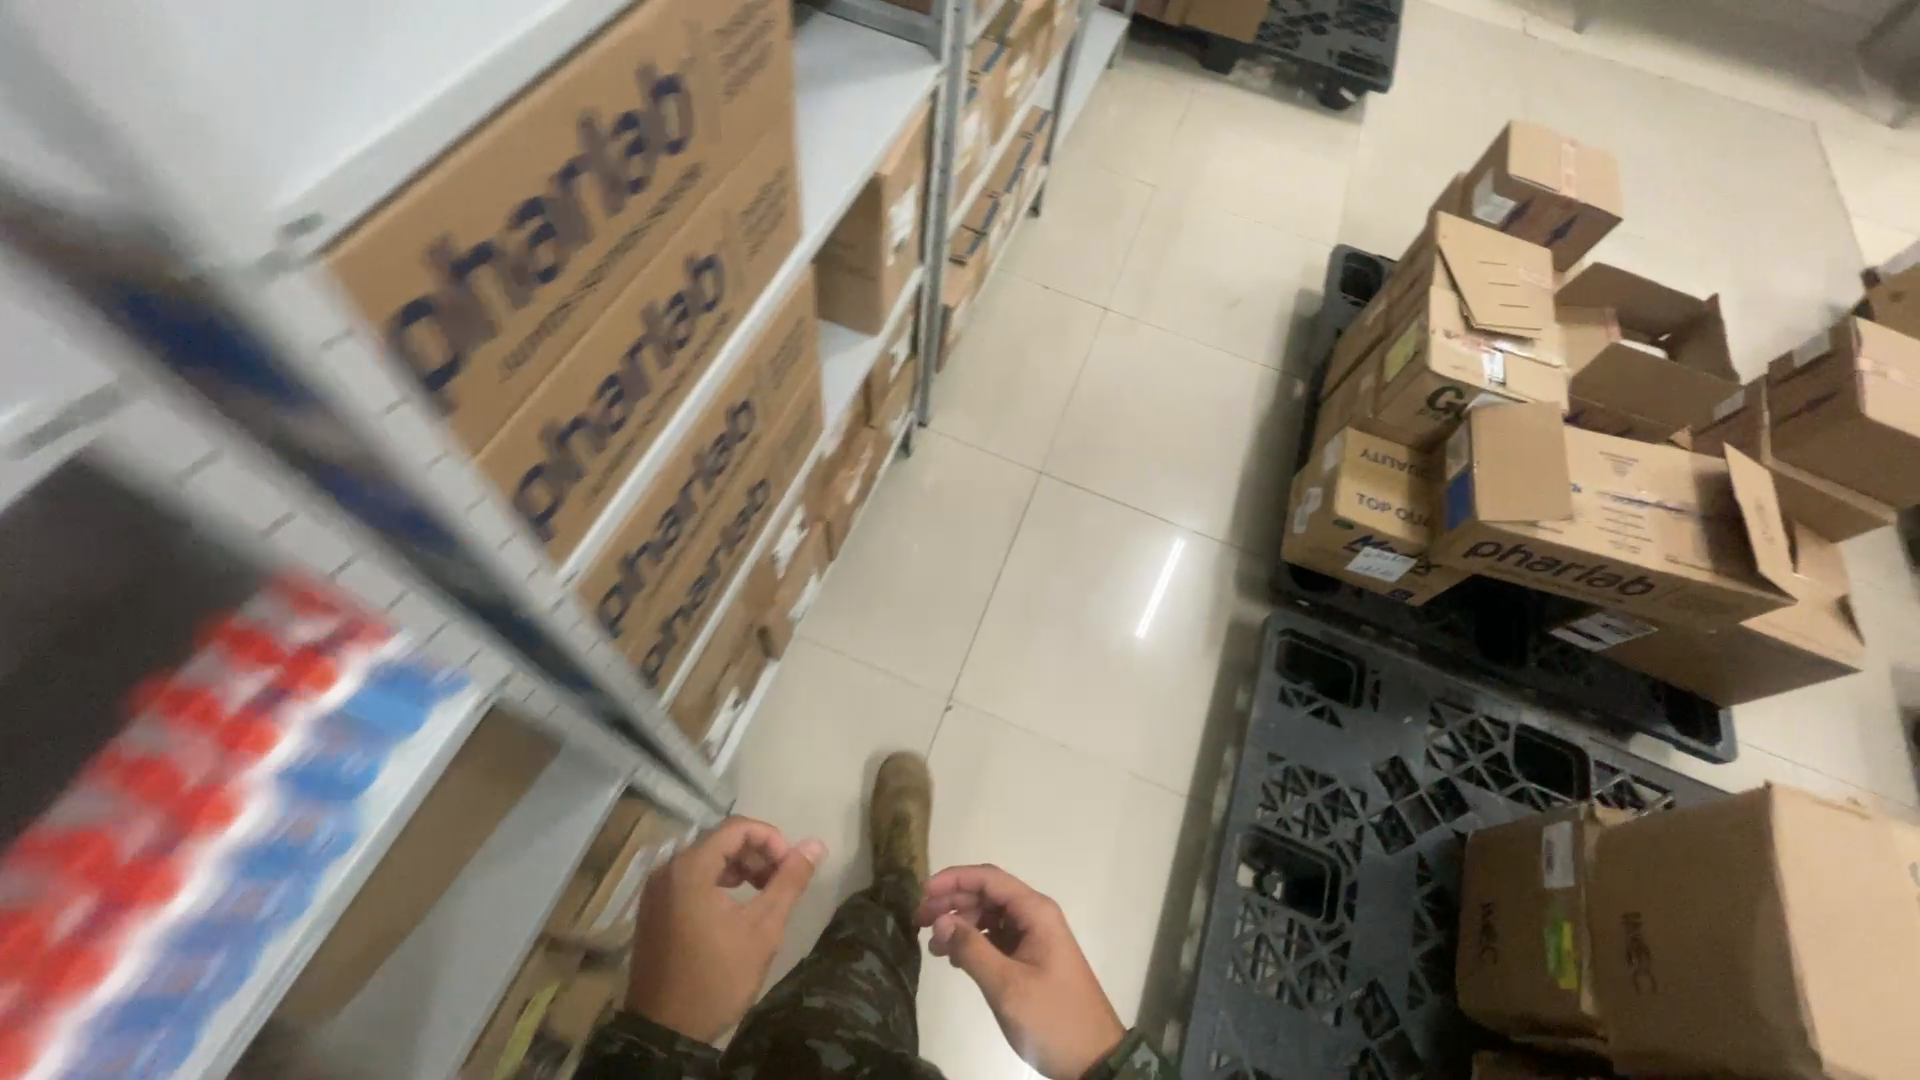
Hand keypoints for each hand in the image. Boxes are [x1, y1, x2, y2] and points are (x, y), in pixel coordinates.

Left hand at [628, 816, 823, 1042]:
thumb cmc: (717, 978)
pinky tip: (737, 906)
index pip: (737, 828)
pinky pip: (691, 878)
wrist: (663, 1034)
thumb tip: (816, 844)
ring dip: (740, 867)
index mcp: (690, 868)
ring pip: (707, 858)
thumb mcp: (763, 928)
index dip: (771, 839)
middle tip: (780, 881)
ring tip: (764, 893)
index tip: (790, 866)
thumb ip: (789, 881)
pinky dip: (718, 881)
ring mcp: (657, 890)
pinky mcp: (654, 908)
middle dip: (757, 854)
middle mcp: (667, 870)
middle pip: (721, 841)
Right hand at [916, 865, 1125, 1079]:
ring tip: (931, 945)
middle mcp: (1035, 916)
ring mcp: (1034, 937)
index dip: (954, 879)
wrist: (1093, 1060)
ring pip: (989, 916)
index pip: (989, 878)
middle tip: (918, 920)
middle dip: (952, 901)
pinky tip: (952, 958)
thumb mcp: (1007, 986)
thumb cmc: (1053, 1018)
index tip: (923, 892)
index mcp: (1035, 911)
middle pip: (987, 894)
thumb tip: (940, 920)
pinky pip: (996, 938)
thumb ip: (971, 949)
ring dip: (960, 923)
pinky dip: (973, 943)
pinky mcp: (1030, 959)